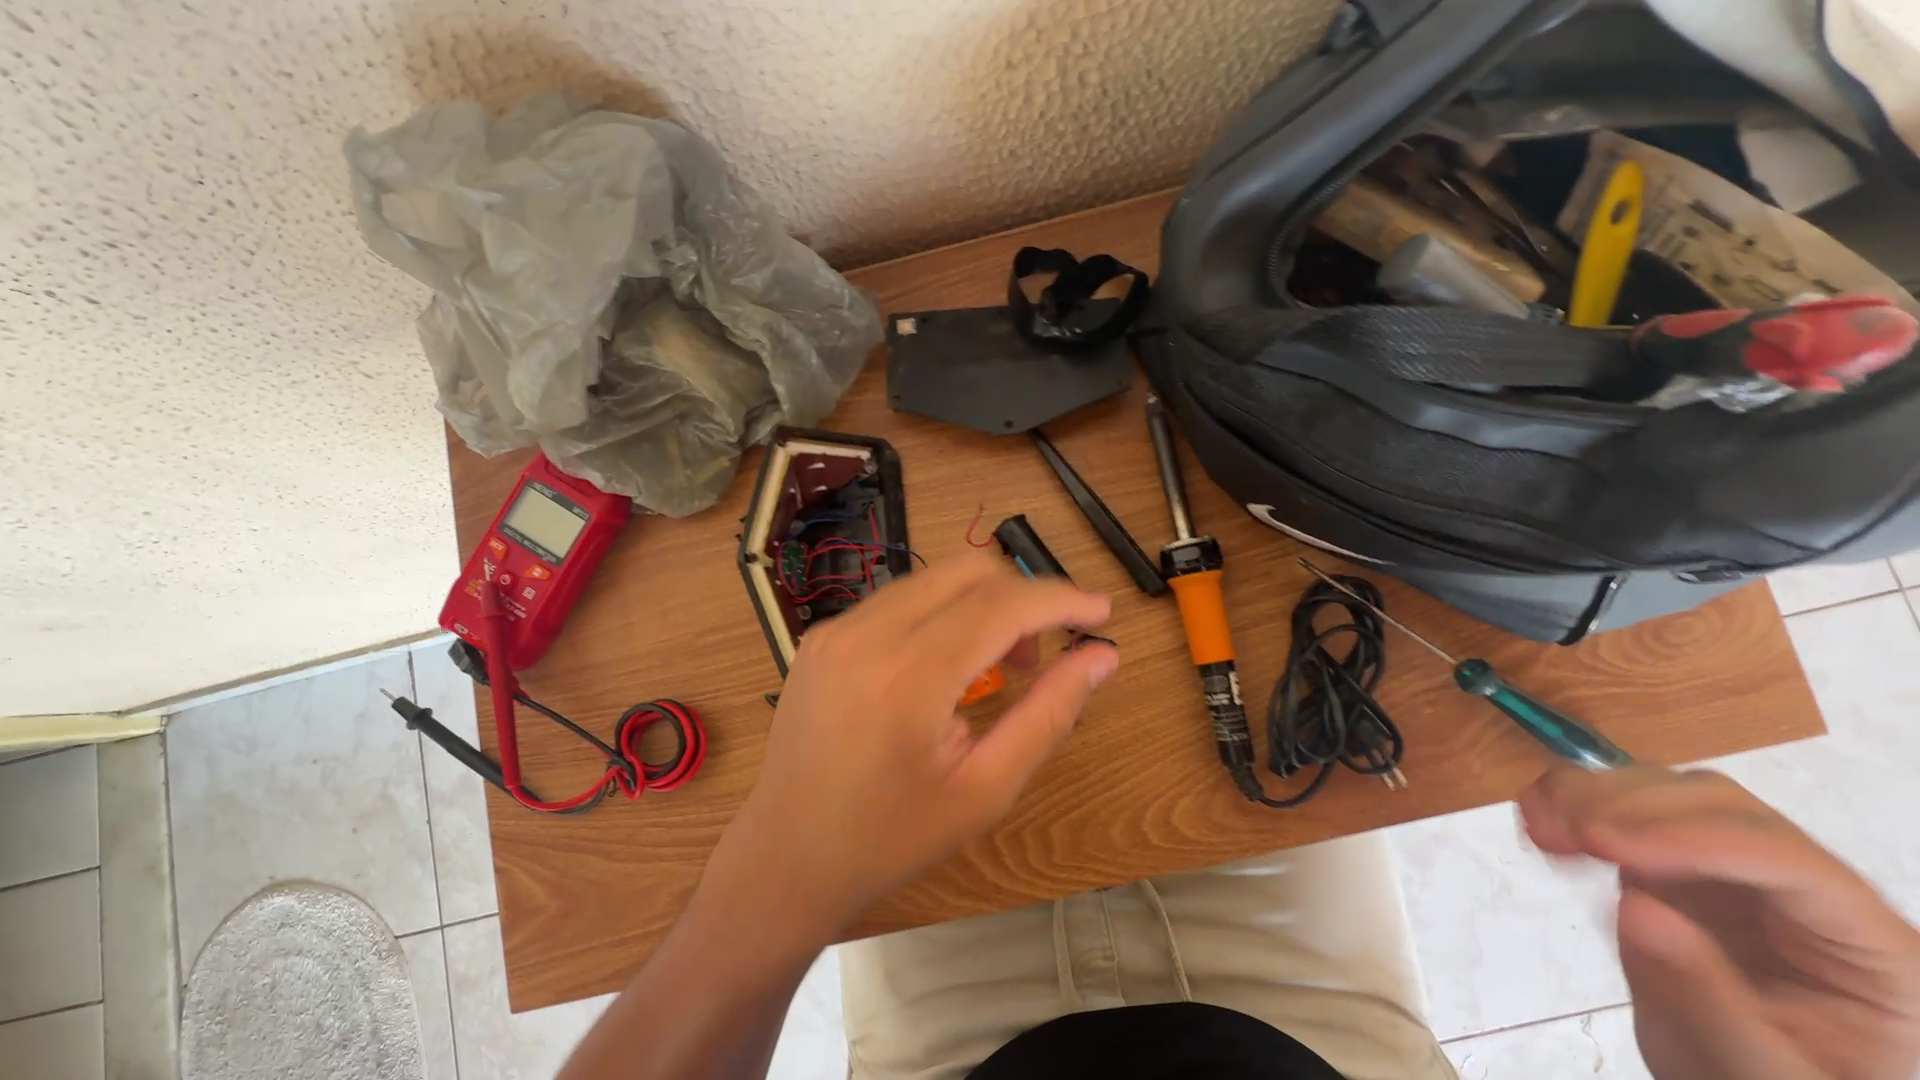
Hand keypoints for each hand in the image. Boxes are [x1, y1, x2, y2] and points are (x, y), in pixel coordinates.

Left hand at [711, 551, 1118, 935]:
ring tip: (996, 668)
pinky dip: (939, 615)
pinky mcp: (820, 639)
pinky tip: (945, 667)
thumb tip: (1101, 656)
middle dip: (1021, 598)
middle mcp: (865, 634)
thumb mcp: (986, 789)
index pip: (1002, 604)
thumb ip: (1049, 714)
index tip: (1102, 613)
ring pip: (931, 580)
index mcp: (908, 676)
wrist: (786, 860)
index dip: (1060, 598)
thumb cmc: (892, 838)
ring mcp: (835, 631)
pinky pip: (896, 601)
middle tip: (1041, 655)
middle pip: (967, 573)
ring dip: (980, 605)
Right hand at [1521, 766, 1919, 1079]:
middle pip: (1723, 810)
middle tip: (1557, 831)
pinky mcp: (1675, 865)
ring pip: (1669, 794)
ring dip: (1593, 795)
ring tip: (1537, 824)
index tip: (1602, 844)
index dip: (1690, 837)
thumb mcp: (1752, 1073)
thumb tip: (1635, 908)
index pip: (1784, 860)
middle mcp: (1802, 885)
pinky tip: (1542, 818)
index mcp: (1864, 943)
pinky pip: (1629, 811)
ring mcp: (1735, 869)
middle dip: (1630, 806)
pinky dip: (1578, 803)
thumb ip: (1711, 1004)